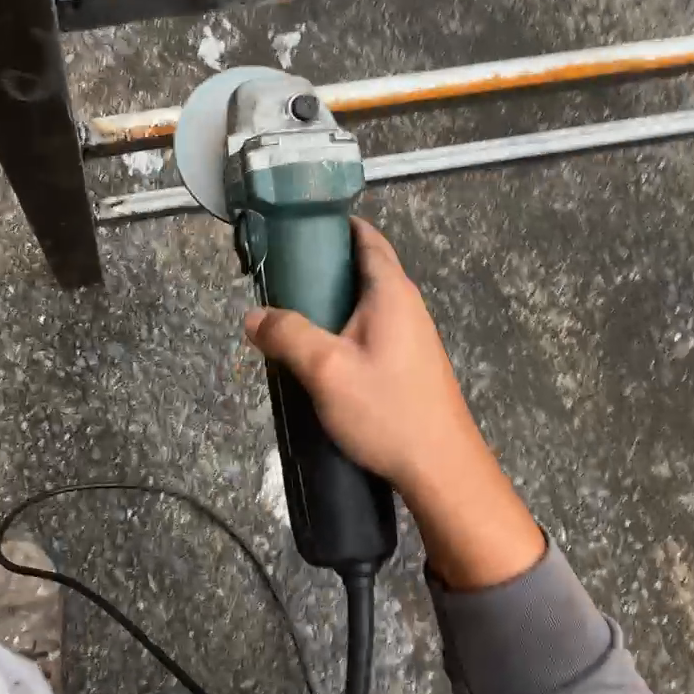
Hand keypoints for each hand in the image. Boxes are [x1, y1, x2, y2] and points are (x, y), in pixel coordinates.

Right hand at [245, 219, 544, 588]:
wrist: (441, 469)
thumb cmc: (386, 409)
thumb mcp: (325, 369)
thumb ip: (286, 335)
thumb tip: (252, 316)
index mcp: (392, 292)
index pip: (368, 239)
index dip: (337, 225)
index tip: (300, 225)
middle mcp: (407, 306)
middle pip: (364, 269)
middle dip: (325, 267)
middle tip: (282, 277)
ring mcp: (413, 337)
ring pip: (366, 304)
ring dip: (333, 303)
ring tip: (292, 317)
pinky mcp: (411, 364)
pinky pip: (372, 331)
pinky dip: (345, 328)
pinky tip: (321, 355)